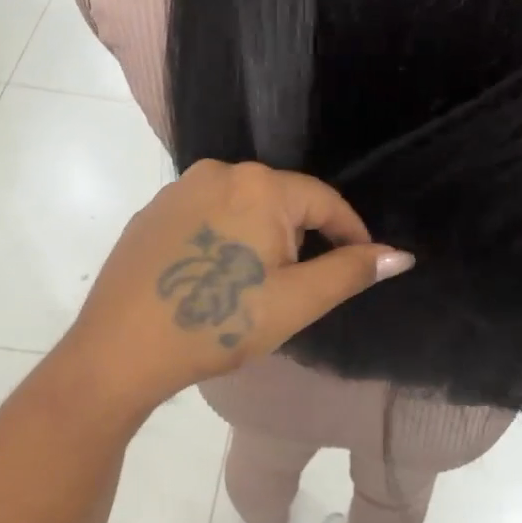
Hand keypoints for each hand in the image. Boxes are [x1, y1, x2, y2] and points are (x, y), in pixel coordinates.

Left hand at [62, 160, 412, 414]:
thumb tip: (400, 255)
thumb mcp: (297, 302)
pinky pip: (208, 220)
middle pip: (282, 203)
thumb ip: (351, 272)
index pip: (324, 202)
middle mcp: (218, 172)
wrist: (121, 350)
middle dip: (300, 241)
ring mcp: (178, 190)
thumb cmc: (219, 323)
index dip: (350, 234)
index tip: (361, 267)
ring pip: (243, 211)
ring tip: (254, 290)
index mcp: (260, 186)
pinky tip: (214, 283)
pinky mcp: (151, 214)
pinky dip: (224, 244)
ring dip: (261, 243)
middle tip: (298, 291)